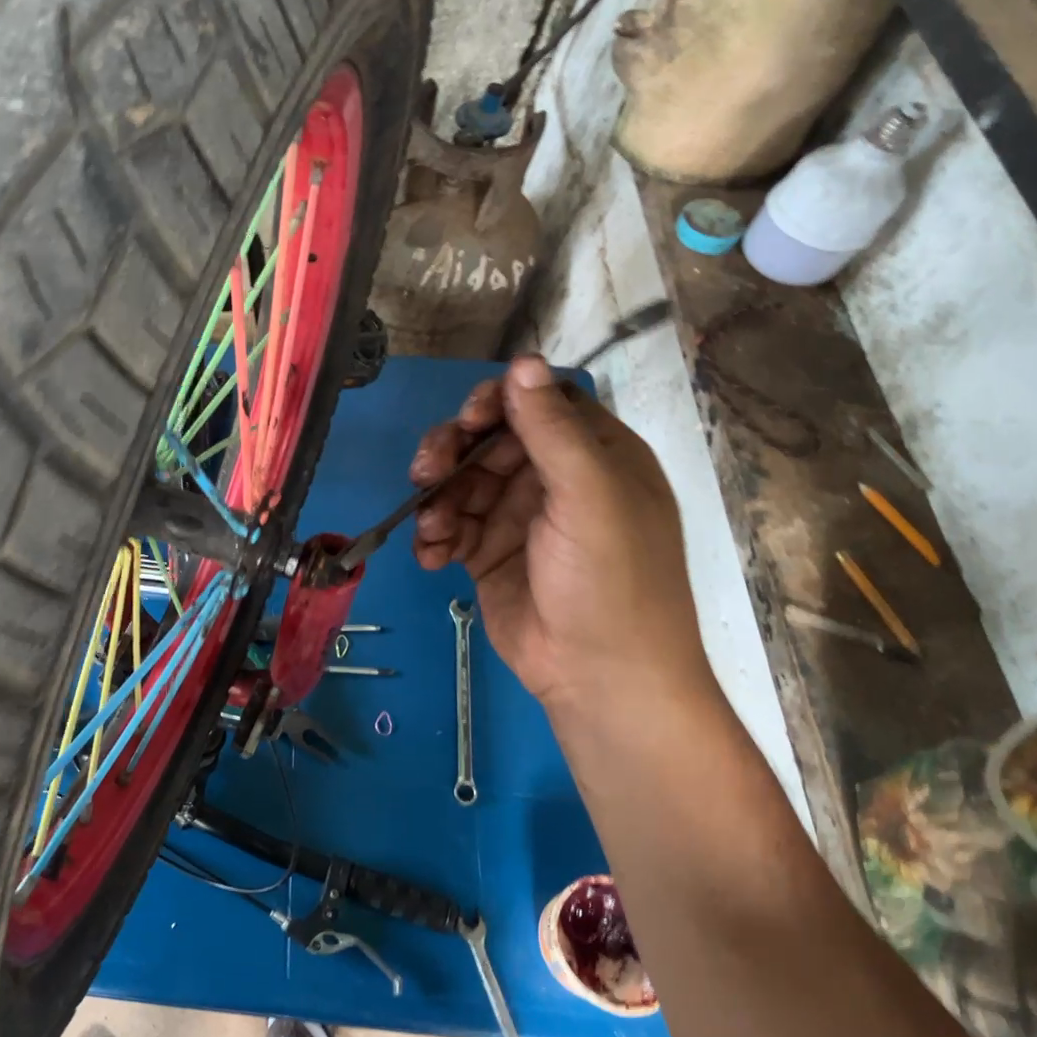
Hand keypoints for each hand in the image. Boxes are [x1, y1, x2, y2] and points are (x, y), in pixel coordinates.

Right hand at [408, 356, 712, 713]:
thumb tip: (523, 359)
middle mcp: (553, 481)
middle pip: (488, 441)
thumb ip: (552, 428)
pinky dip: (433, 537)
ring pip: (460, 483)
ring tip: (433, 529)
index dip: (499, 405)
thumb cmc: (610, 579)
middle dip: (453, 453)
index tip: (470, 421)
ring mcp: (517, 519)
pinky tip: (431, 558)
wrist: (599, 677)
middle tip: (426, 473)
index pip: (538, 405)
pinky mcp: (488, 555)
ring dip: (436, 500)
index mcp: (593, 456)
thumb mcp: (588, 496)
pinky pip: (449, 528)